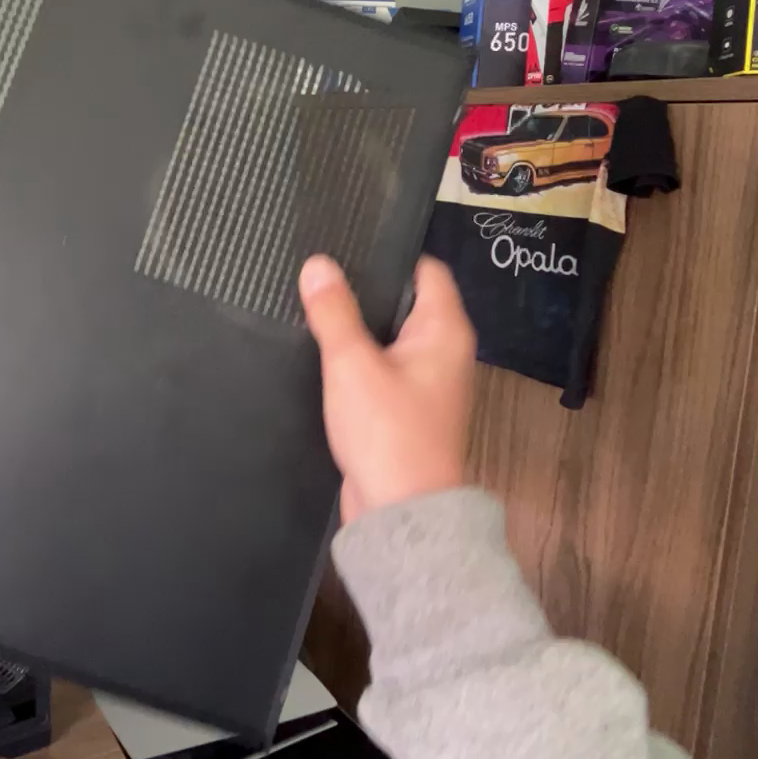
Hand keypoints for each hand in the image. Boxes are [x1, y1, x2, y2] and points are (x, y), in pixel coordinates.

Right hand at [299, 255, 474, 524]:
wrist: (401, 514)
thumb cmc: (388, 432)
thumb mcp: (352, 363)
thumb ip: (333, 311)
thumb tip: (318, 265)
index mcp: (444, 331)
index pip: (426, 269)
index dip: (390, 253)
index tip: (348, 244)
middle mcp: (442, 351)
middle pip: (404, 301)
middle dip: (363, 289)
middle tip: (318, 271)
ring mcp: (425, 381)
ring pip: (387, 335)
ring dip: (356, 325)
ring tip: (313, 304)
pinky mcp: (404, 406)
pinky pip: (379, 365)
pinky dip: (355, 356)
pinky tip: (321, 350)